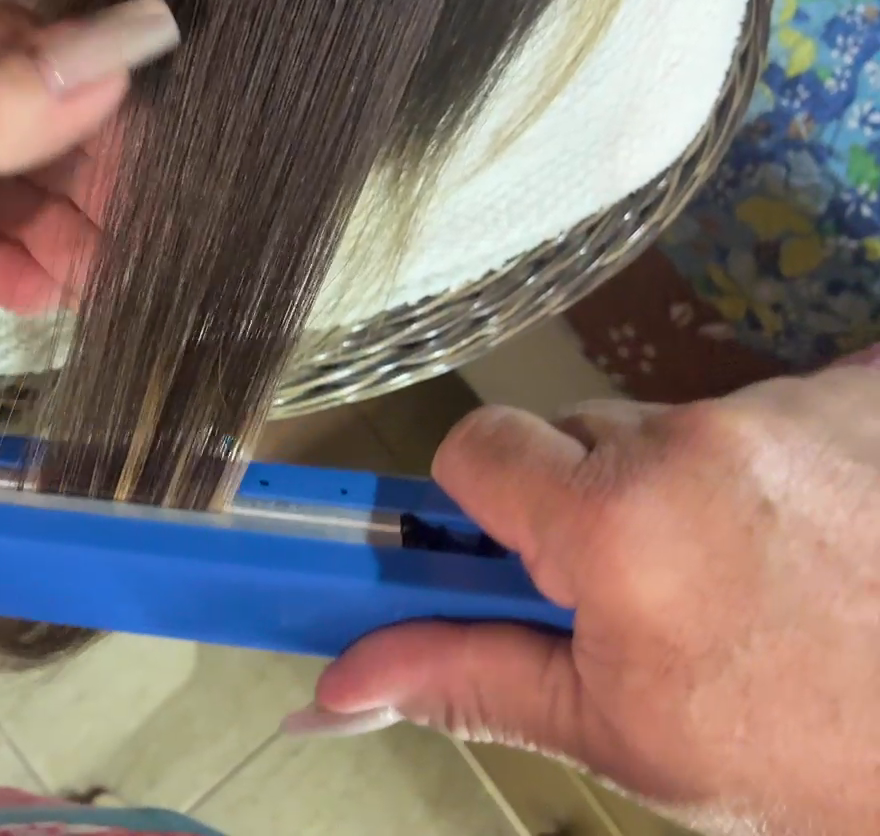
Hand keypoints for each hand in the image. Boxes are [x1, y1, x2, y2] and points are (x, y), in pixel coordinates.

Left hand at [0, 0, 175, 435]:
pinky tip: (42, 294)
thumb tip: (129, 44)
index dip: (81, 91)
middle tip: (128, 231)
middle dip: (64, 176)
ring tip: (93, 277)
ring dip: (41, 229)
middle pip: (0, 118)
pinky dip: (1, 262)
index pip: (3, 45)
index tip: (150, 150)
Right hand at [299, 352, 879, 834]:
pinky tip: (850, 529)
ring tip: (781, 571)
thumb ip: (464, 681)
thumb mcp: (631, 739)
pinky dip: (789, 460)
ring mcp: (803, 407)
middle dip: (594, 498)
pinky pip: (776, 404)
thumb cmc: (834, 763)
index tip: (538, 552)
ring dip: (693, 486)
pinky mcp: (876, 388)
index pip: (476, 446)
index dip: (489, 497)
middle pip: (577, 433)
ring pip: (674, 425)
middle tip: (667, 586)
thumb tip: (327, 690)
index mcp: (615, 524)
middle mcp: (698, 441)